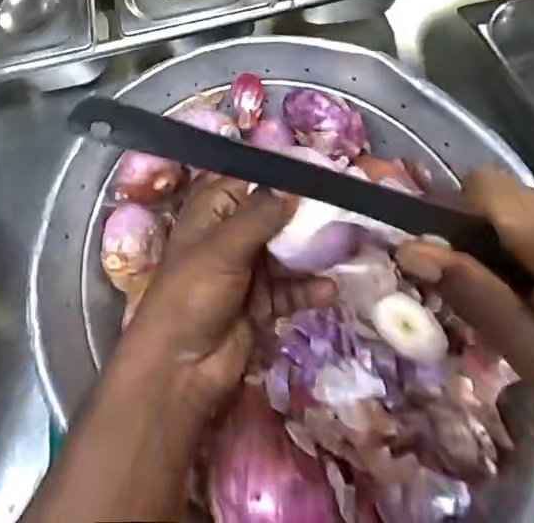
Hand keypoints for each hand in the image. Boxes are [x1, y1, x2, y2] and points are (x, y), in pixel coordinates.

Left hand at [116, 175, 335, 416]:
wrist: (182, 364)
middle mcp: (229, 234)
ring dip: (313, 251)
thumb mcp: (224, 248)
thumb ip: (259, 216)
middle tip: (346, 207)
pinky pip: (292, 288)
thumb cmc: (193, 293)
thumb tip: (293, 185)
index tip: (319, 168)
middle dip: (304, 212)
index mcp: (210, 210)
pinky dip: (309, 288)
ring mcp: (247, 268)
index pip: (246, 180)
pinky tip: (330, 290)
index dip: (278, 174)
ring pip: (286, 250)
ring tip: (351, 245)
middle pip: (272, 214)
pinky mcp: (262, 301)